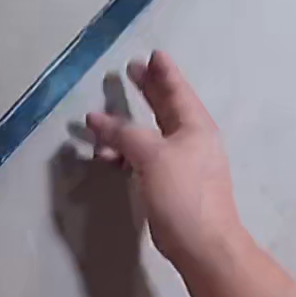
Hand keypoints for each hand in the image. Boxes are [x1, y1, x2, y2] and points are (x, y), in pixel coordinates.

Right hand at [84, 51, 244, 267]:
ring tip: (100, 123)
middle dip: (146, 90)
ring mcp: (178, 162)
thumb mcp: (151, 155)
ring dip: (124, 128)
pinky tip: (106, 157)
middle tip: (130, 71)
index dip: (164, 72)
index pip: (176, 91)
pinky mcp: (166, 182)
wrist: (201, 242)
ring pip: (147, 134)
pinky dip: (123, 152)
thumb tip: (94, 118)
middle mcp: (188, 140)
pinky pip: (140, 157)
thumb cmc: (182, 193)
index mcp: (193, 127)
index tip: (153, 54)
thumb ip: (122, 133)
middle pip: (164, 107)